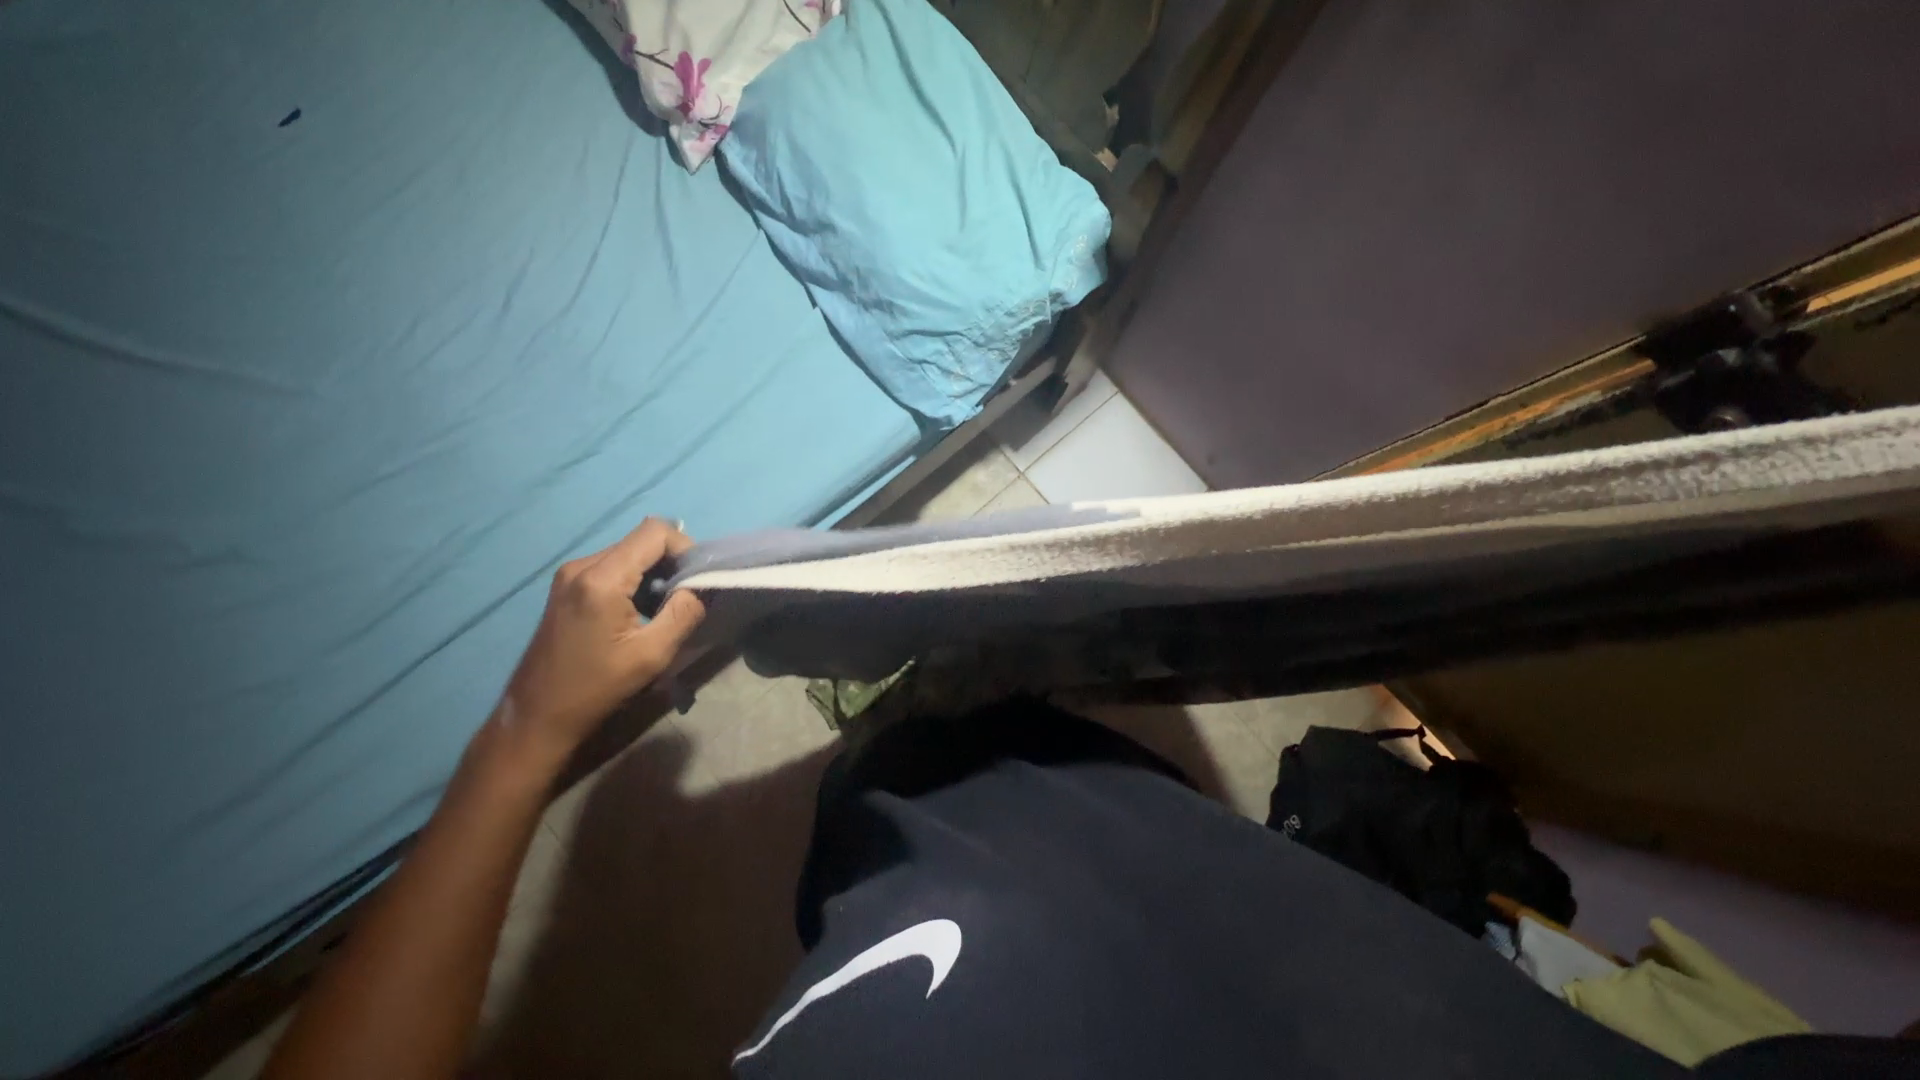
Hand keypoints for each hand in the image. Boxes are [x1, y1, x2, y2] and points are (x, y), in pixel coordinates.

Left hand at [496, 518, 704, 771]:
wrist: (538, 715)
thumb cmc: (597, 688)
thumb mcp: (653, 655)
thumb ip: (684, 612)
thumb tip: (703, 585)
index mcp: (602, 578)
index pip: (655, 531)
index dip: (685, 548)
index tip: (697, 580)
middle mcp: (582, 565)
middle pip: (641, 540)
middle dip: (671, 562)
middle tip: (685, 597)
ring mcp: (569, 575)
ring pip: (627, 552)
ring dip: (653, 573)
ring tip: (663, 609)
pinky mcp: (565, 587)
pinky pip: (610, 567)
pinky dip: (633, 581)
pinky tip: (638, 613)